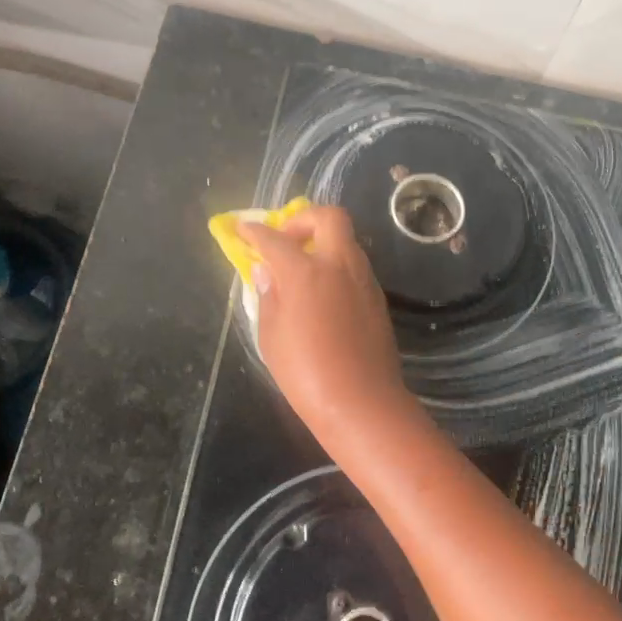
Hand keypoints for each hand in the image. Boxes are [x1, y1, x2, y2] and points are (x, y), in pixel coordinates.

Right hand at [239, 206, 414, 438]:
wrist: (362, 402)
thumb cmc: (306, 373)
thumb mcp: (272, 336)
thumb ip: (269, 296)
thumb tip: (267, 271)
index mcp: (307, 271)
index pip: (275, 239)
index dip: (255, 231)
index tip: (243, 229)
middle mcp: (340, 265)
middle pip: (329, 218)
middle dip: (304, 220)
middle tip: (286, 241)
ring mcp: (364, 280)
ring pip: (347, 242)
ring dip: (324, 244)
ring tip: (303, 272)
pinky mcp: (378, 299)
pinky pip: (355, 268)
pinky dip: (336, 268)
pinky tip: (323, 296)